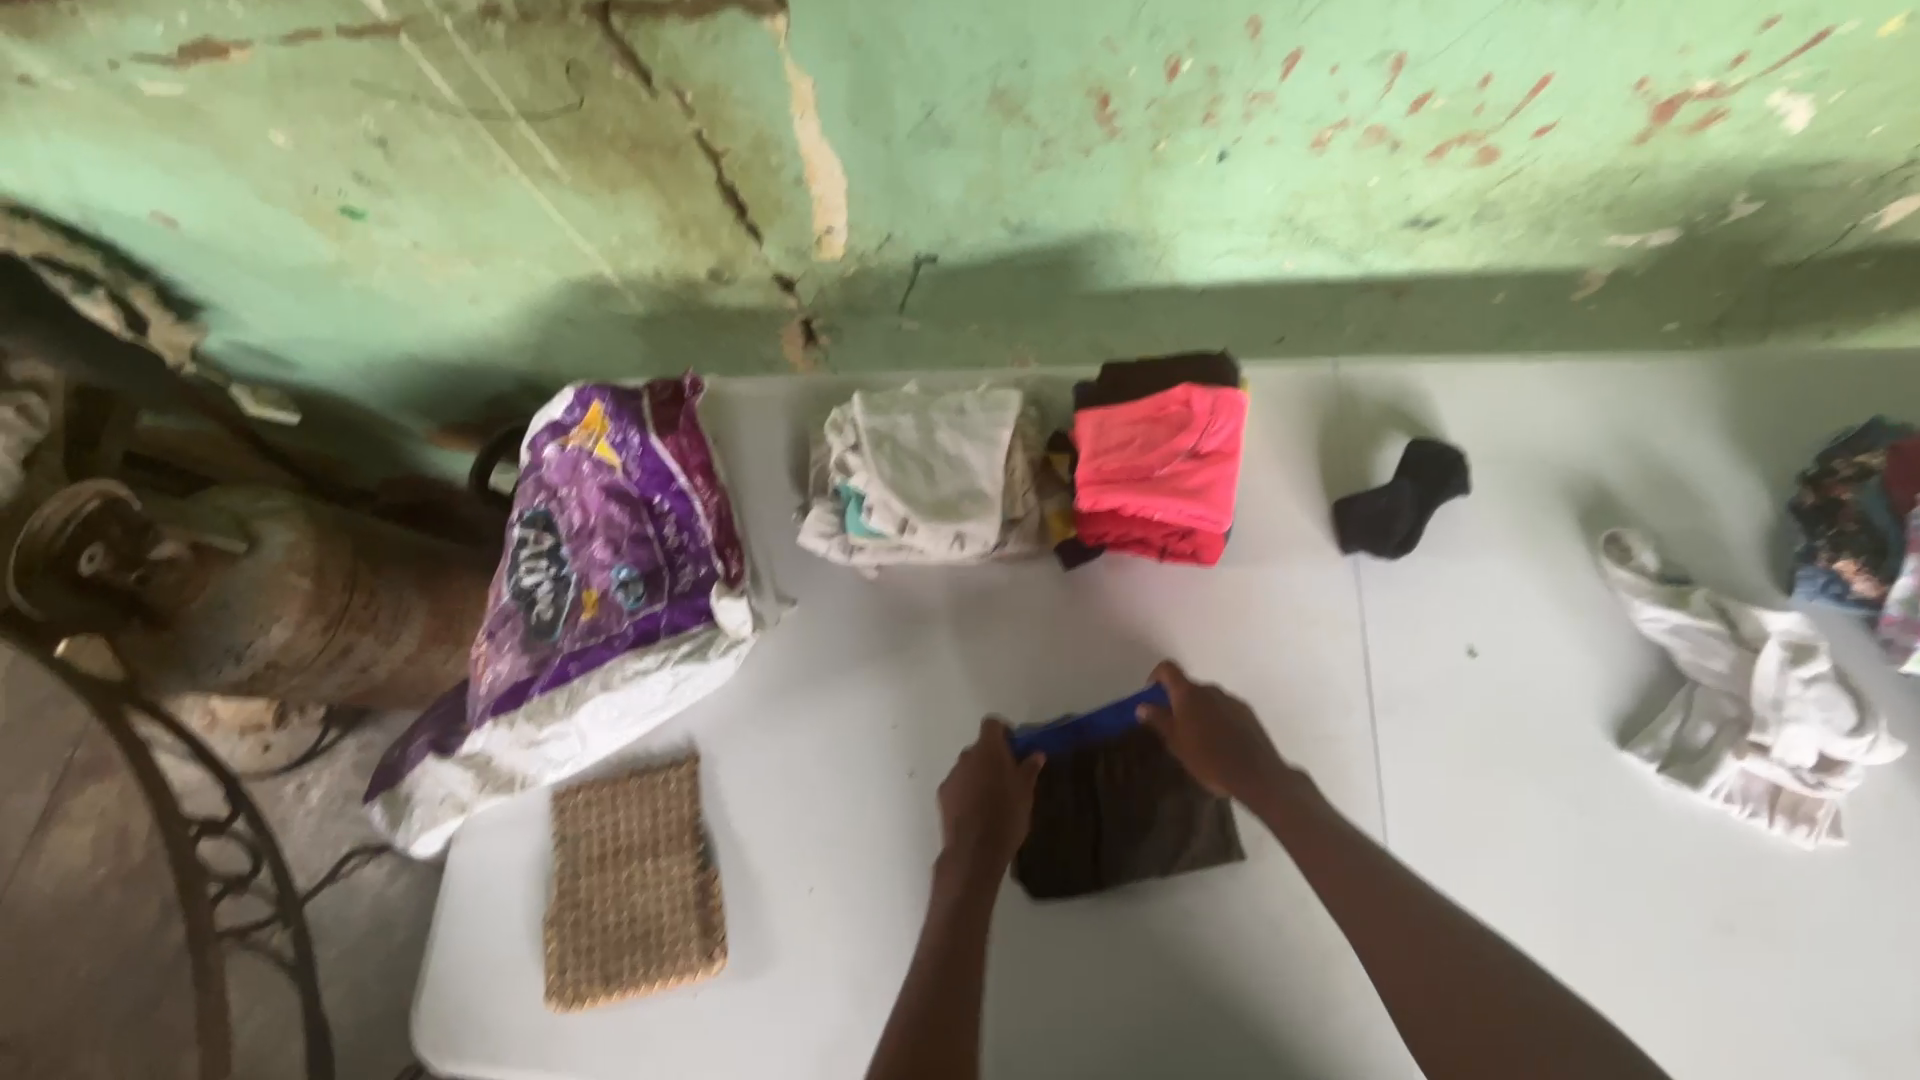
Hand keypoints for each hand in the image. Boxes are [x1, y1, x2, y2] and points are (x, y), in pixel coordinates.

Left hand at [935, 718, 1044, 884]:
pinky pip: (958, 784)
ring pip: (968, 767)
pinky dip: (967, 790)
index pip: (992, 724)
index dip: (1003, 731)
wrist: (975, 850)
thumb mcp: (1026, 792)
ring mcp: (952, 775)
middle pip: (980, 747)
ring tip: (993, 798)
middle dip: (992, 757)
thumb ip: (1029, 769)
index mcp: (988, 750)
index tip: (1014, 746)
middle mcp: (966, 756)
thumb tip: (1036, 754)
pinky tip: (977, 812)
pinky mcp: (943, 795)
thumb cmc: (1006, 815)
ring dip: (979, 775)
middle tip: (1008, 777)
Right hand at [1136, 661, 1291, 802]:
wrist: (1254, 774)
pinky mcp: (1248, 713)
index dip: (1156, 676)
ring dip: (1200, 712)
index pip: (1168, 669)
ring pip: (1208, 699)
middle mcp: (1210, 689)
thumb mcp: (1175, 742)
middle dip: (1179, 702)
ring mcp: (1232, 699)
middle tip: (1175, 728)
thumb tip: (1143, 705)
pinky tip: (1221, 744)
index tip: (1152, 694)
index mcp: (1188, 693)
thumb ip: (1158, 720)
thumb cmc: (1207, 758)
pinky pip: (1225, 709)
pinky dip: (1218, 719)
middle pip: (1189, 687)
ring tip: (1199, 740)